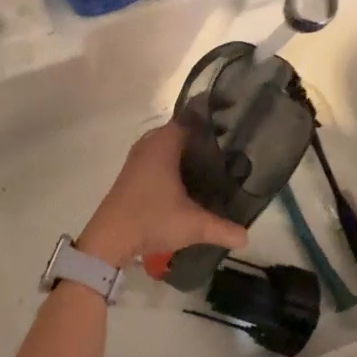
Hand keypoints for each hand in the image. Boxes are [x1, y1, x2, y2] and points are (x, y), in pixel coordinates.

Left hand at [76, 122, 249, 266]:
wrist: (110, 238)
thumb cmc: (151, 220)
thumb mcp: (193, 225)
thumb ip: (223, 229)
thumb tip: (246, 237)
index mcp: (164, 144)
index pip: (192, 117)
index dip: (214, 118)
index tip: (235, 123)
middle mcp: (150, 144)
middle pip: (182, 131)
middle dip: (204, 138)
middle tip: (232, 148)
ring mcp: (138, 158)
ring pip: (169, 146)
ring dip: (188, 152)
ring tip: (216, 163)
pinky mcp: (133, 174)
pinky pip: (159, 158)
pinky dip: (175, 163)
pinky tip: (190, 180)